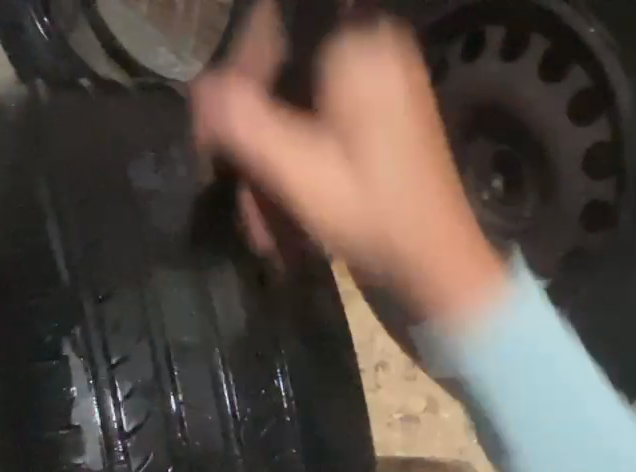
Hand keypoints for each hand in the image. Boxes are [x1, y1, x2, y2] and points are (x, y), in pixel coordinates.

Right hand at [192, 10, 506, 321]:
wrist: (437, 272)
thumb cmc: (376, 221)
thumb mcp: (301, 174)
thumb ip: (244, 123)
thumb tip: (198, 91)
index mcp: (359, 49)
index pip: (272, 34)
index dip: (232, 84)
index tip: (211, 141)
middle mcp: (371, 57)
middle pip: (282, 83)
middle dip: (254, 149)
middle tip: (243, 202)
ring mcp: (378, 96)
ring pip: (297, 118)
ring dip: (272, 176)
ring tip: (267, 232)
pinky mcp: (379, 131)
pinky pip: (320, 138)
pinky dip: (299, 179)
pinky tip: (288, 228)